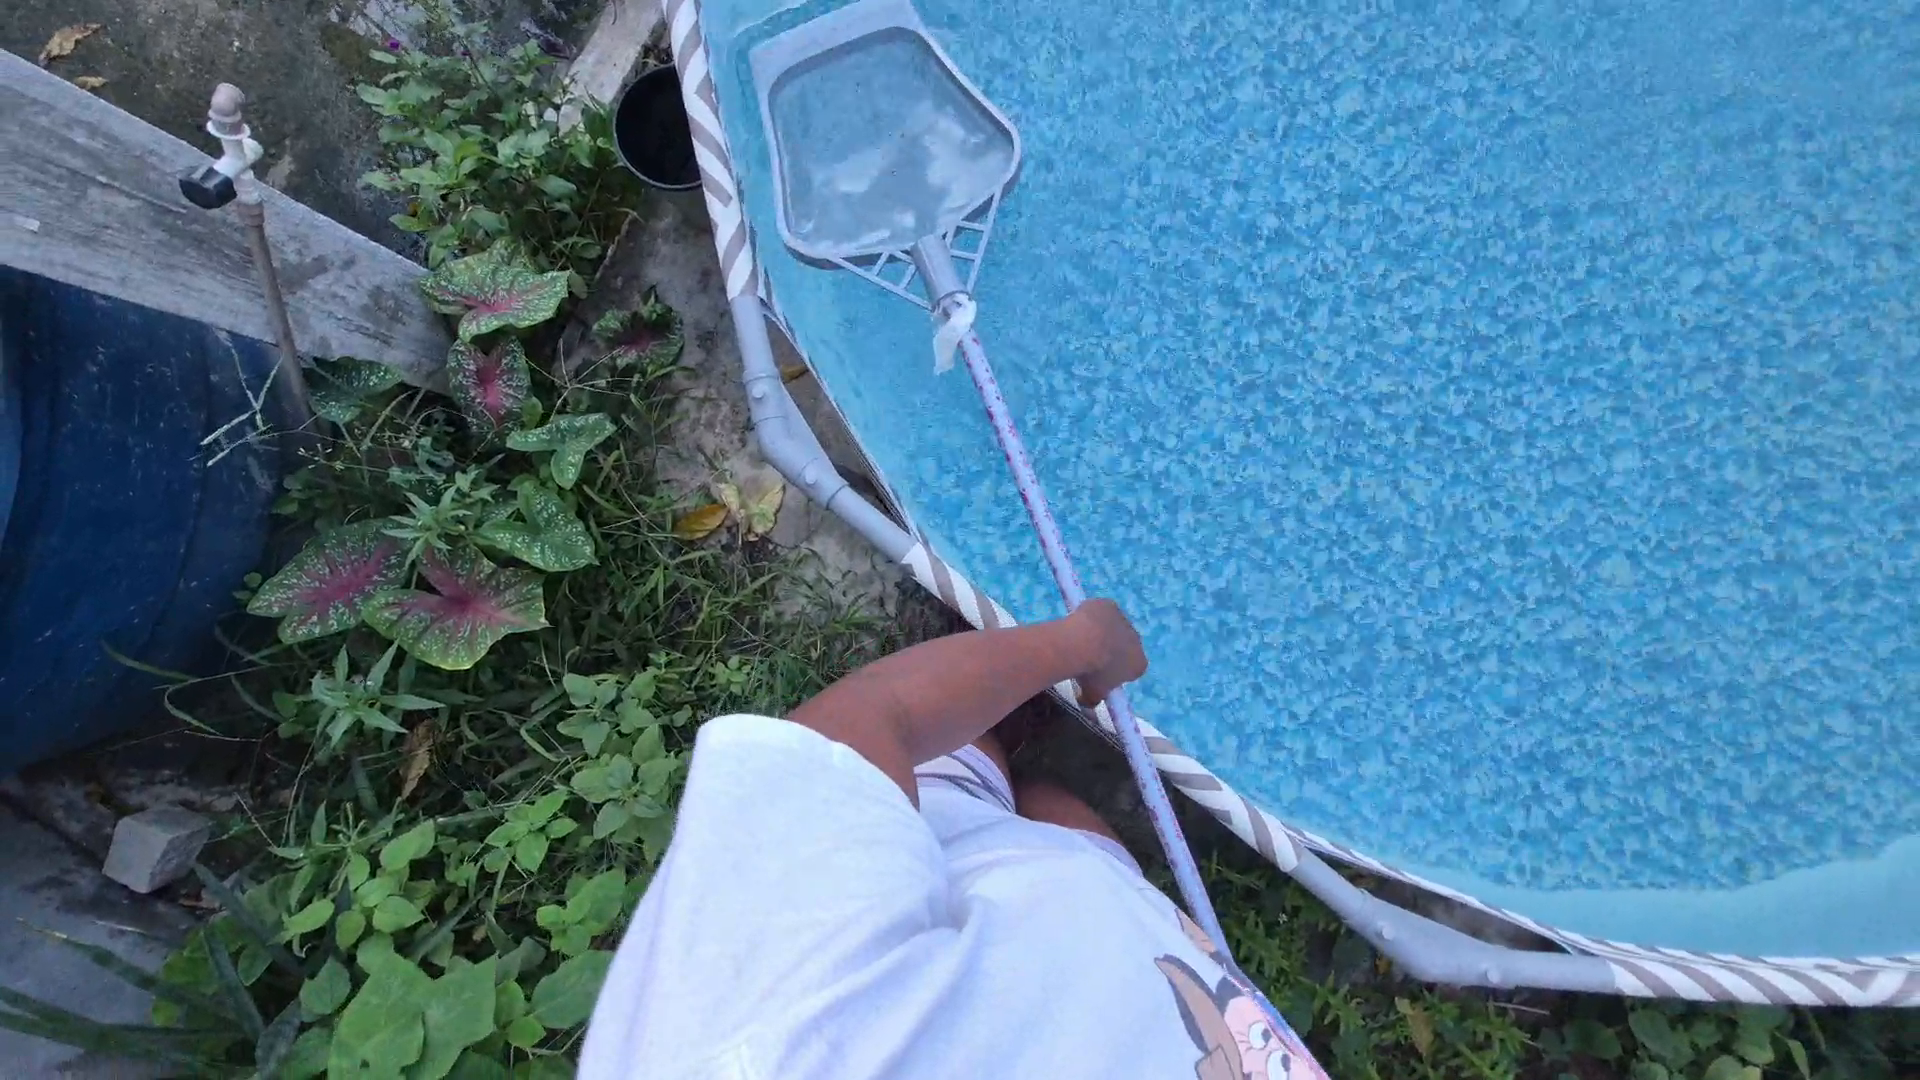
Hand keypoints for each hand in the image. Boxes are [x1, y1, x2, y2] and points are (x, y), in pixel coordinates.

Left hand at [1068, 598, 1146, 707]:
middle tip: (1088, 655)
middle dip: (1110, 649)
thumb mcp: (1092, 694)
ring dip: (1101, 631)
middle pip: (1124, 646)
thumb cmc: (1091, 673)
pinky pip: (1102, 611)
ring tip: (1080, 638)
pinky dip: (1093, 615)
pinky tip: (1079, 621)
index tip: (1098, 672)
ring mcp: (1125, 621)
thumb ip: (1092, 700)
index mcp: (1139, 664)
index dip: (1114, 670)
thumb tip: (1087, 703)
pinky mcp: (1111, 605)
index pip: (1130, 669)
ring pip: (1113, 627)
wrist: (1082, 643)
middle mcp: (1137, 641)